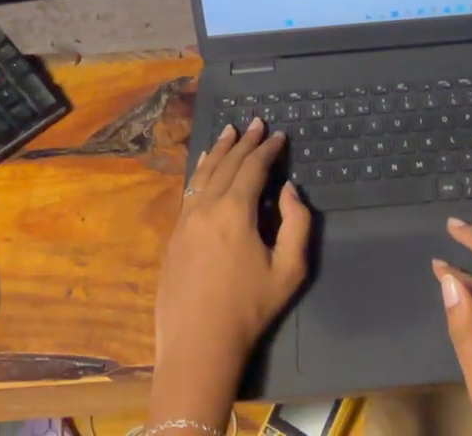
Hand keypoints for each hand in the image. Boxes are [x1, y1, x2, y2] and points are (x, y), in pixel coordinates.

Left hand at [148, 119, 309, 429]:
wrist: (197, 347)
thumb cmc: (249, 310)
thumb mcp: (289, 270)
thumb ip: (297, 223)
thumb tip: (289, 189)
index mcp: (235, 211)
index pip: (253, 167)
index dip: (268, 149)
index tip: (279, 135)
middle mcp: (206, 207)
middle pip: (227, 164)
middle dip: (244, 142)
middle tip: (256, 123)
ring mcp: (185, 221)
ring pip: (204, 174)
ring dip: (219, 150)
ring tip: (229, 131)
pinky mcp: (174, 237)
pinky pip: (190, 191)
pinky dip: (201, 171)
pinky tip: (205, 166)